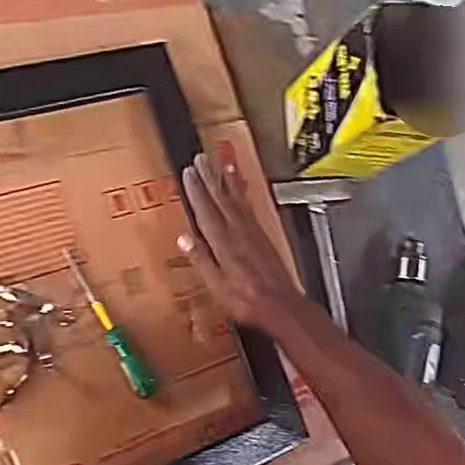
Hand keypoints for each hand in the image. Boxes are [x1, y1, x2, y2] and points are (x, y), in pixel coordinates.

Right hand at [178, 151, 302, 333]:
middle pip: (221, 200)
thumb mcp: (216, 286)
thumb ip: (201, 260)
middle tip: (200, 159)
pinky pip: (250, 208)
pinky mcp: (263, 237)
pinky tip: (241, 189)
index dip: (196, 191)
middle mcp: (239, 233)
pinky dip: (243, 194)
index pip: (205, 211)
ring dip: (227, 181)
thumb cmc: (247, 301)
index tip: (188, 173)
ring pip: (236, 200)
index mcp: (223, 245)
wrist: (280, 305)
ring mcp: (253, 233)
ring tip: (221, 164)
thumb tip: (184, 239)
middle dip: (209, 178)